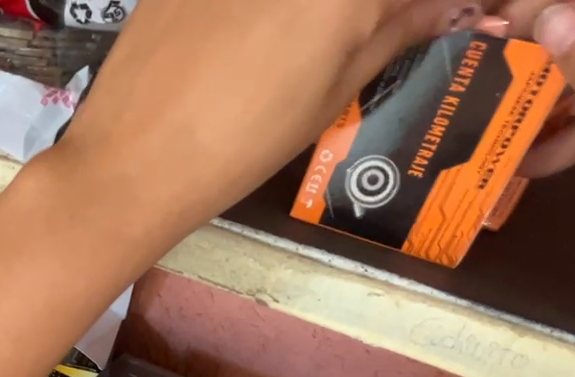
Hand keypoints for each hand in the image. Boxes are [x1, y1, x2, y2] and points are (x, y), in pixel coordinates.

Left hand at [42, 0, 486, 251]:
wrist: (130, 164)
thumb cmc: (236, 149)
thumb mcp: (325, 100)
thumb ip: (390, 37)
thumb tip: (444, 5)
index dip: (412, 9)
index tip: (409, 22)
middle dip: (353, 13)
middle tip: (347, 34)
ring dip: (302, 17)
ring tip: (273, 53)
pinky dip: (250, 11)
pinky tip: (237, 37)